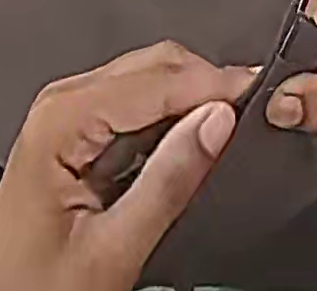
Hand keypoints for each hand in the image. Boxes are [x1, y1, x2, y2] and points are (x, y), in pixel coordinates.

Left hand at [0, 42, 254, 290]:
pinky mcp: (83, 126)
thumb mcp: (109, 250)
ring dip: (194, 92)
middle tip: (251, 105)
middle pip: (155, 64)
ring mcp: (72, 110)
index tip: (255, 92)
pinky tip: (196, 131)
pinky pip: (141, 100)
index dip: (211, 82)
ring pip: (151, 76)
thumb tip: (217, 120)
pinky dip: (175, 110)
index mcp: (62, 119)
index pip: (155, 80)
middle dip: (206, 81)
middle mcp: (65, 101)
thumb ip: (169, 181)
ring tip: (231, 118)